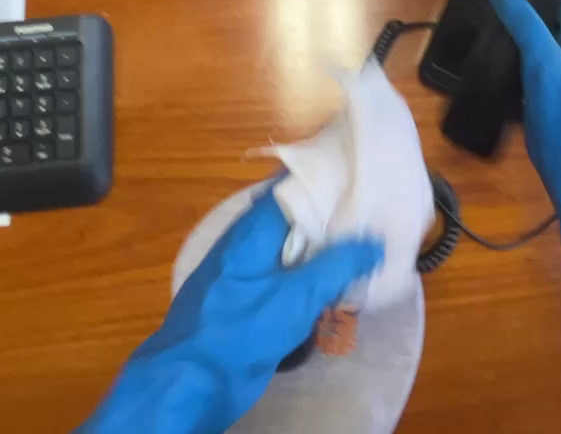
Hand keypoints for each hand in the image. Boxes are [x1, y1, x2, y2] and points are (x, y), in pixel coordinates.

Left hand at [79, 188, 382, 433]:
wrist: (185, 385)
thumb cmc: (239, 332)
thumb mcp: (296, 299)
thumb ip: (337, 265)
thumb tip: (375, 238)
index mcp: (254, 226)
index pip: (295, 182)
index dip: (328, 176)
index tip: (362, 175)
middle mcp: (245, 237)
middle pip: (294, 212)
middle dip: (330, 213)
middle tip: (370, 213)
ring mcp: (241, 267)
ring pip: (289, 243)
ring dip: (320, 244)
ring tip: (360, 245)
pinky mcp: (242, 294)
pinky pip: (281, 269)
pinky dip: (306, 269)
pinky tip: (330, 282)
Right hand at [488, 0, 560, 197]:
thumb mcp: (540, 62)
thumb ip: (525, 25)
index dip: (545, 0)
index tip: (516, 1)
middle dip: (537, 31)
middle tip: (504, 32)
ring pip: (560, 64)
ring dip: (537, 59)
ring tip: (506, 60)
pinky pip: (556, 90)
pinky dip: (539, 85)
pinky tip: (520, 94)